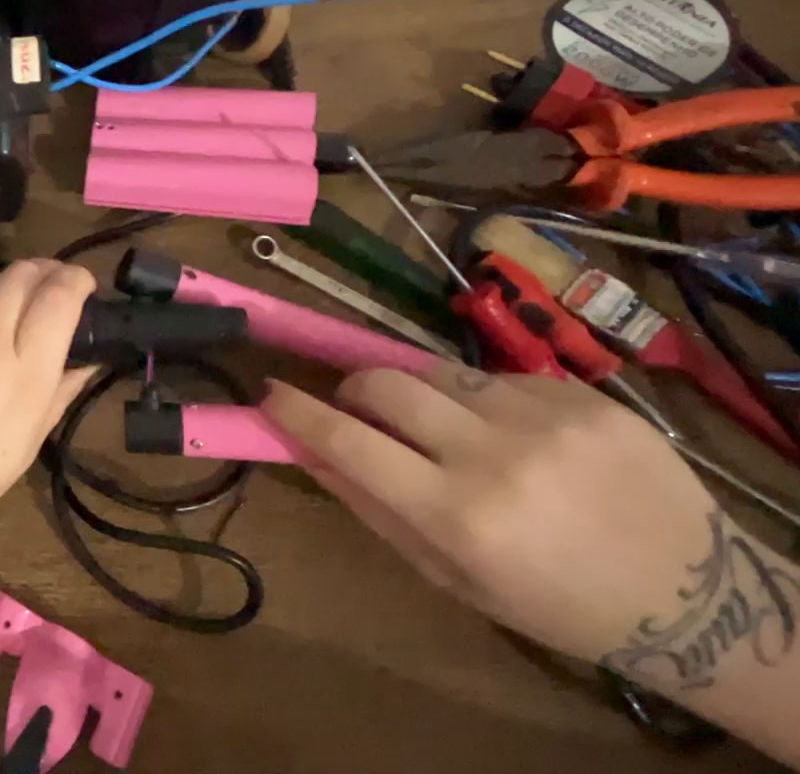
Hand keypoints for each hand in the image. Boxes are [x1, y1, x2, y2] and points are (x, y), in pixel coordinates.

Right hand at [260, 363, 725, 665]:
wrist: (704, 601)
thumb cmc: (554, 602)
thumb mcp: (448, 574)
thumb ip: (370, 505)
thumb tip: (303, 448)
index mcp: (457, 515)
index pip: (346, 440)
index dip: (296, 410)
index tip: (269, 392)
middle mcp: (496, 457)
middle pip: (384, 382)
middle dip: (354, 388)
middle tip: (357, 407)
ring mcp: (549, 420)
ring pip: (436, 371)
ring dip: (417, 392)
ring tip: (443, 426)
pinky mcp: (588, 399)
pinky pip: (497, 378)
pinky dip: (481, 400)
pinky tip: (513, 435)